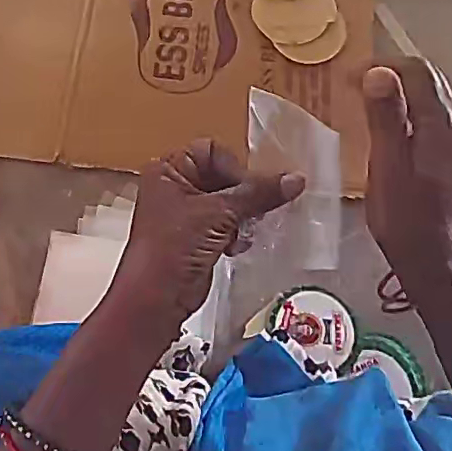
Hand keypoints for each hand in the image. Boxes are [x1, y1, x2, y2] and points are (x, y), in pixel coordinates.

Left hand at [109, 140, 304, 325]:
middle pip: (223, 177)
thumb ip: (258, 194)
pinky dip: (235, 233)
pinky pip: (226, 224)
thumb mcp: (218, 213)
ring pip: (228, 203)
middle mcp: (175, 186)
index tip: (249, 189)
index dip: (233, 168)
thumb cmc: (175, 246)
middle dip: (242, 196)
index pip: (212, 151)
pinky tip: (236, 246)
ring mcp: (185, 213)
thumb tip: (296, 179)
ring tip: (243, 232)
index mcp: (169, 170)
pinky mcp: (196, 237)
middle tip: (255, 212)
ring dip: (241, 217)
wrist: (156, 298)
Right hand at [363, 58, 451, 298]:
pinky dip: (407, 108)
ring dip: (398, 89)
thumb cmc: (403, 216)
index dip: (382, 65)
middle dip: (390, 73)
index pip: (417, 72)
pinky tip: (386, 121)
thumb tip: (378, 73)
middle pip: (427, 80)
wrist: (431, 259)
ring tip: (364, 97)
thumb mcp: (387, 166)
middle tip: (352, 83)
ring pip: (430, 96)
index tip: (348, 76)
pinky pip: (431, 115)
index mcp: (443, 124)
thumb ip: (385, 117)